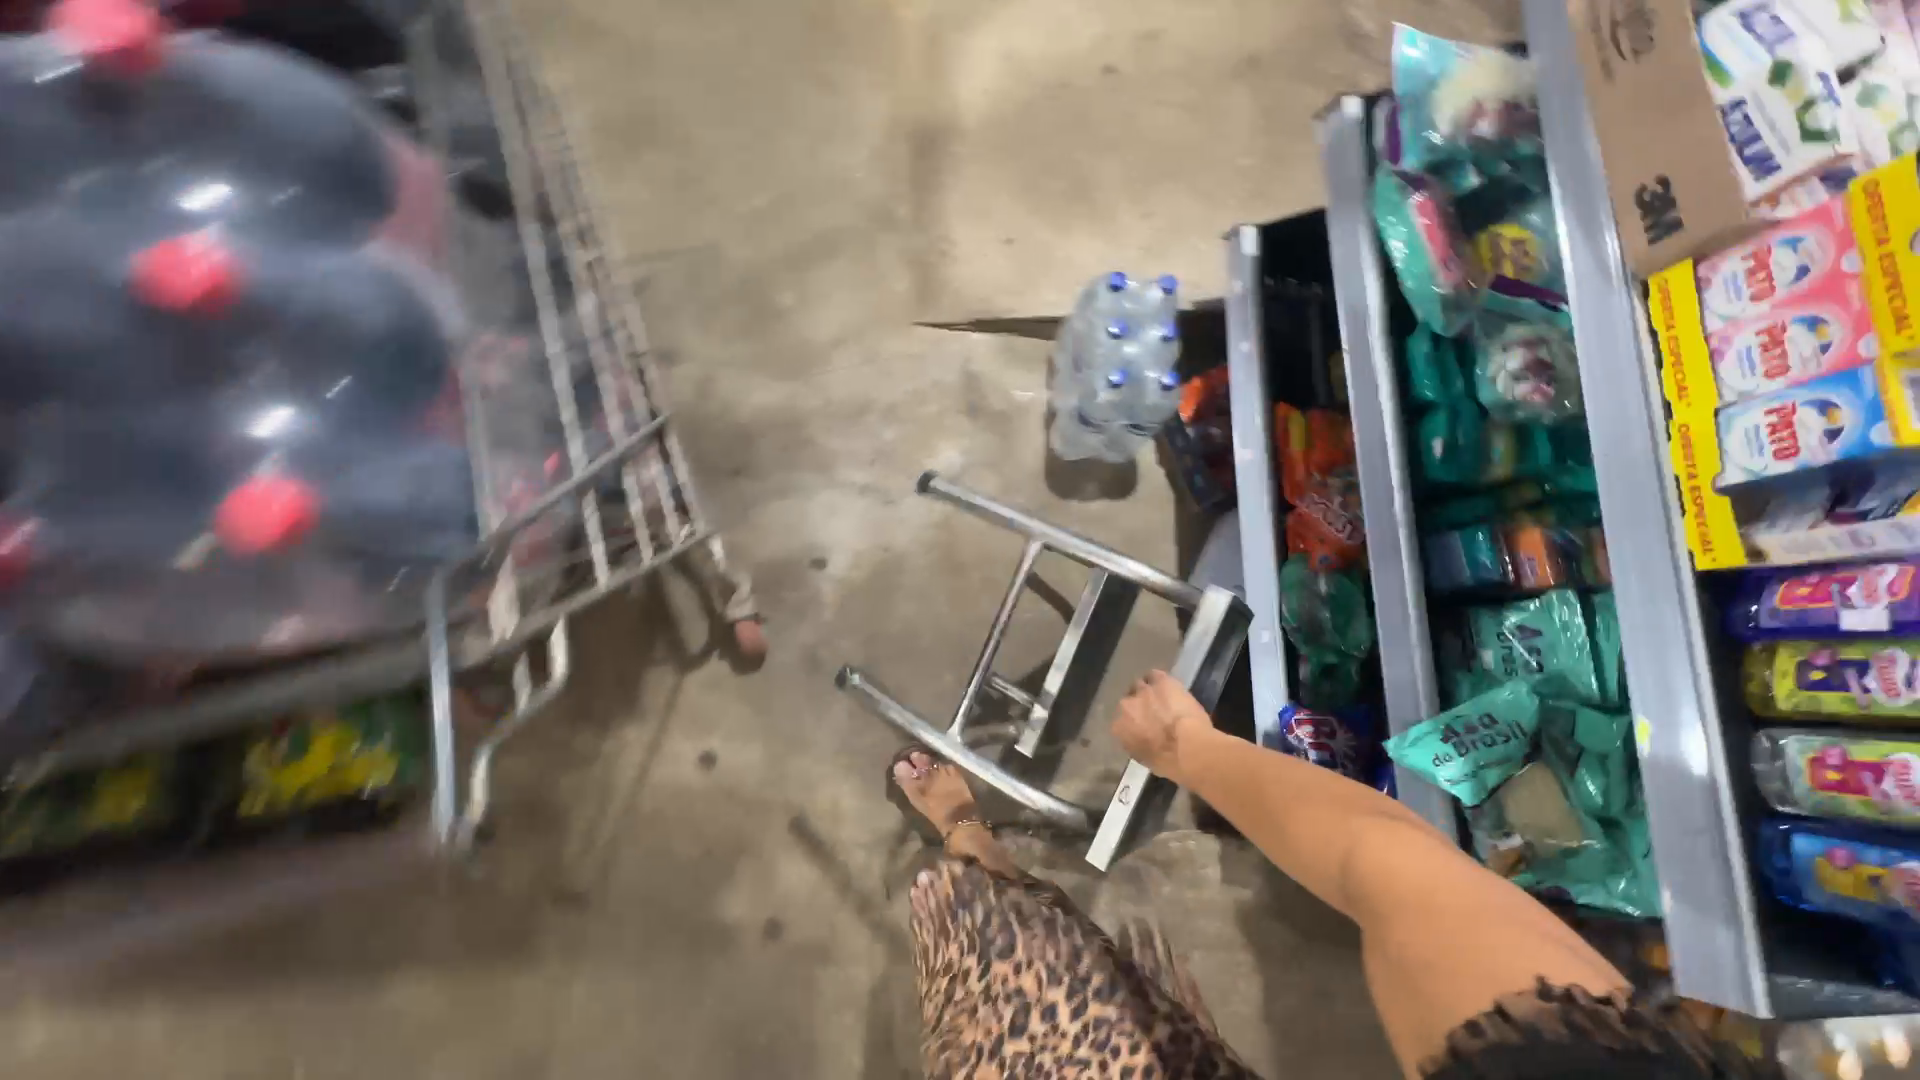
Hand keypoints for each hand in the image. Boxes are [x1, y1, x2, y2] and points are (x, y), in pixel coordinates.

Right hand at [1112, 671, 1214, 781]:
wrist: (1188, 748)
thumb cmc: (1168, 762)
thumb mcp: (1144, 759)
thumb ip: (1136, 744)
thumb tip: (1140, 738)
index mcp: (1119, 728)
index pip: (1121, 722)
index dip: (1133, 723)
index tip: (1143, 727)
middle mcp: (1126, 706)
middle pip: (1129, 701)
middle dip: (1139, 705)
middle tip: (1153, 712)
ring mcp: (1143, 691)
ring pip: (1141, 685)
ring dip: (1149, 692)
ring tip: (1162, 697)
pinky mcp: (1161, 681)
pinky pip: (1156, 675)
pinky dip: (1160, 680)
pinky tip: (1169, 686)